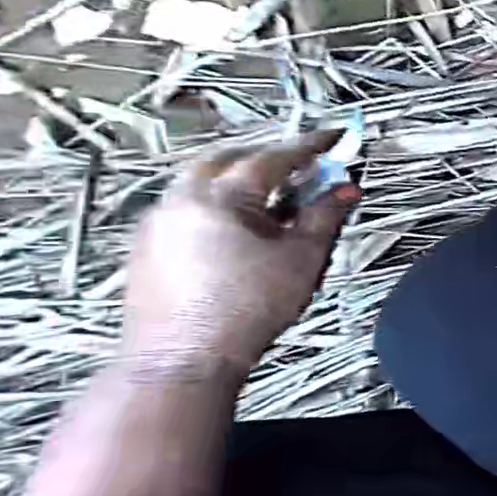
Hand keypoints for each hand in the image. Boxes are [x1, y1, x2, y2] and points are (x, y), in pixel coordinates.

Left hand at [123, 132, 359, 378]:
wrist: (183, 358)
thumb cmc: (253, 304)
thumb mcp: (303, 257)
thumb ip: (326, 215)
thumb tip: (348, 187)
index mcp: (219, 198)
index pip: (273, 158)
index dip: (310, 147)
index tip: (337, 137)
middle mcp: (180, 201)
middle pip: (226, 161)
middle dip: (266, 156)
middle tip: (303, 164)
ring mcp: (157, 223)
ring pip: (201, 182)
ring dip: (240, 178)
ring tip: (277, 194)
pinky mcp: (148, 246)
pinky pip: (188, 205)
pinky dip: (220, 200)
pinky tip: (244, 223)